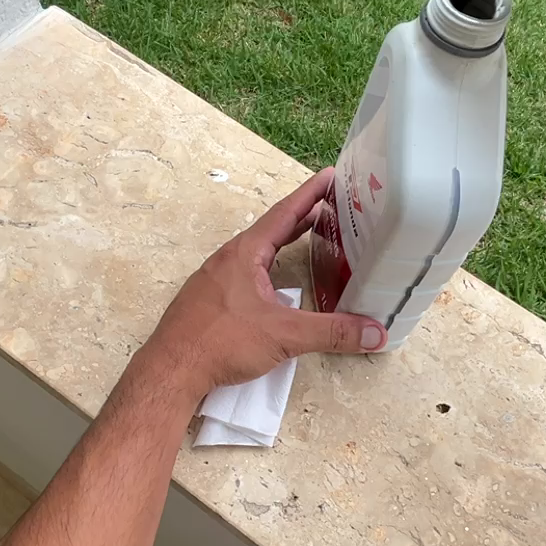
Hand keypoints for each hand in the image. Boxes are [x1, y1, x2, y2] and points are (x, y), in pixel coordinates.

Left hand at [132, 167, 386, 404]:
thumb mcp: (283, 336)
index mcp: (245, 254)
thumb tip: (374, 333)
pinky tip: (276, 284)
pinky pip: (246, 273)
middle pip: (272, 230)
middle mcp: (229, 260)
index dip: (311, 194)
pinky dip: (268, 267)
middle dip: (303, 217)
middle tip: (331, 207)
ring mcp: (216, 280)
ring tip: (310, 237)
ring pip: (258, 252)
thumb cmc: (219, 343)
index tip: (331, 175)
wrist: (171, 370)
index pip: (285, 213)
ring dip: (284, 242)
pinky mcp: (211, 301)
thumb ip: (331, 333)